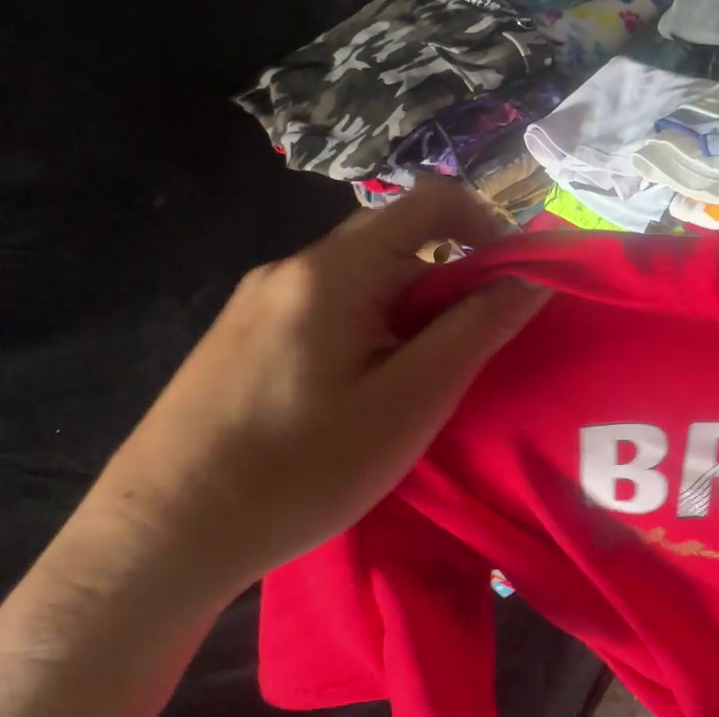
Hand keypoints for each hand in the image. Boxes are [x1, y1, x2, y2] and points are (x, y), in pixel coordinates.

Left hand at [93, 177, 549, 588]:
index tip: (513, 284)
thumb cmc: (297, 471)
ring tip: (416, 380)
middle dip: (455, 275)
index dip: (492, 225)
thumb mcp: (412, 400)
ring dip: (416, 307)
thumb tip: (538, 271)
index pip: (434, 200)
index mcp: (333, 272)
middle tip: (468, 345)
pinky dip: (376, 325)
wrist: (148, 550)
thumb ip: (481, 325)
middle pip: (402, 236)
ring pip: (369, 274)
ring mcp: (259, 301)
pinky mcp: (242, 335)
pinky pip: (333, 302)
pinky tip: (362, 392)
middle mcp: (292, 269)